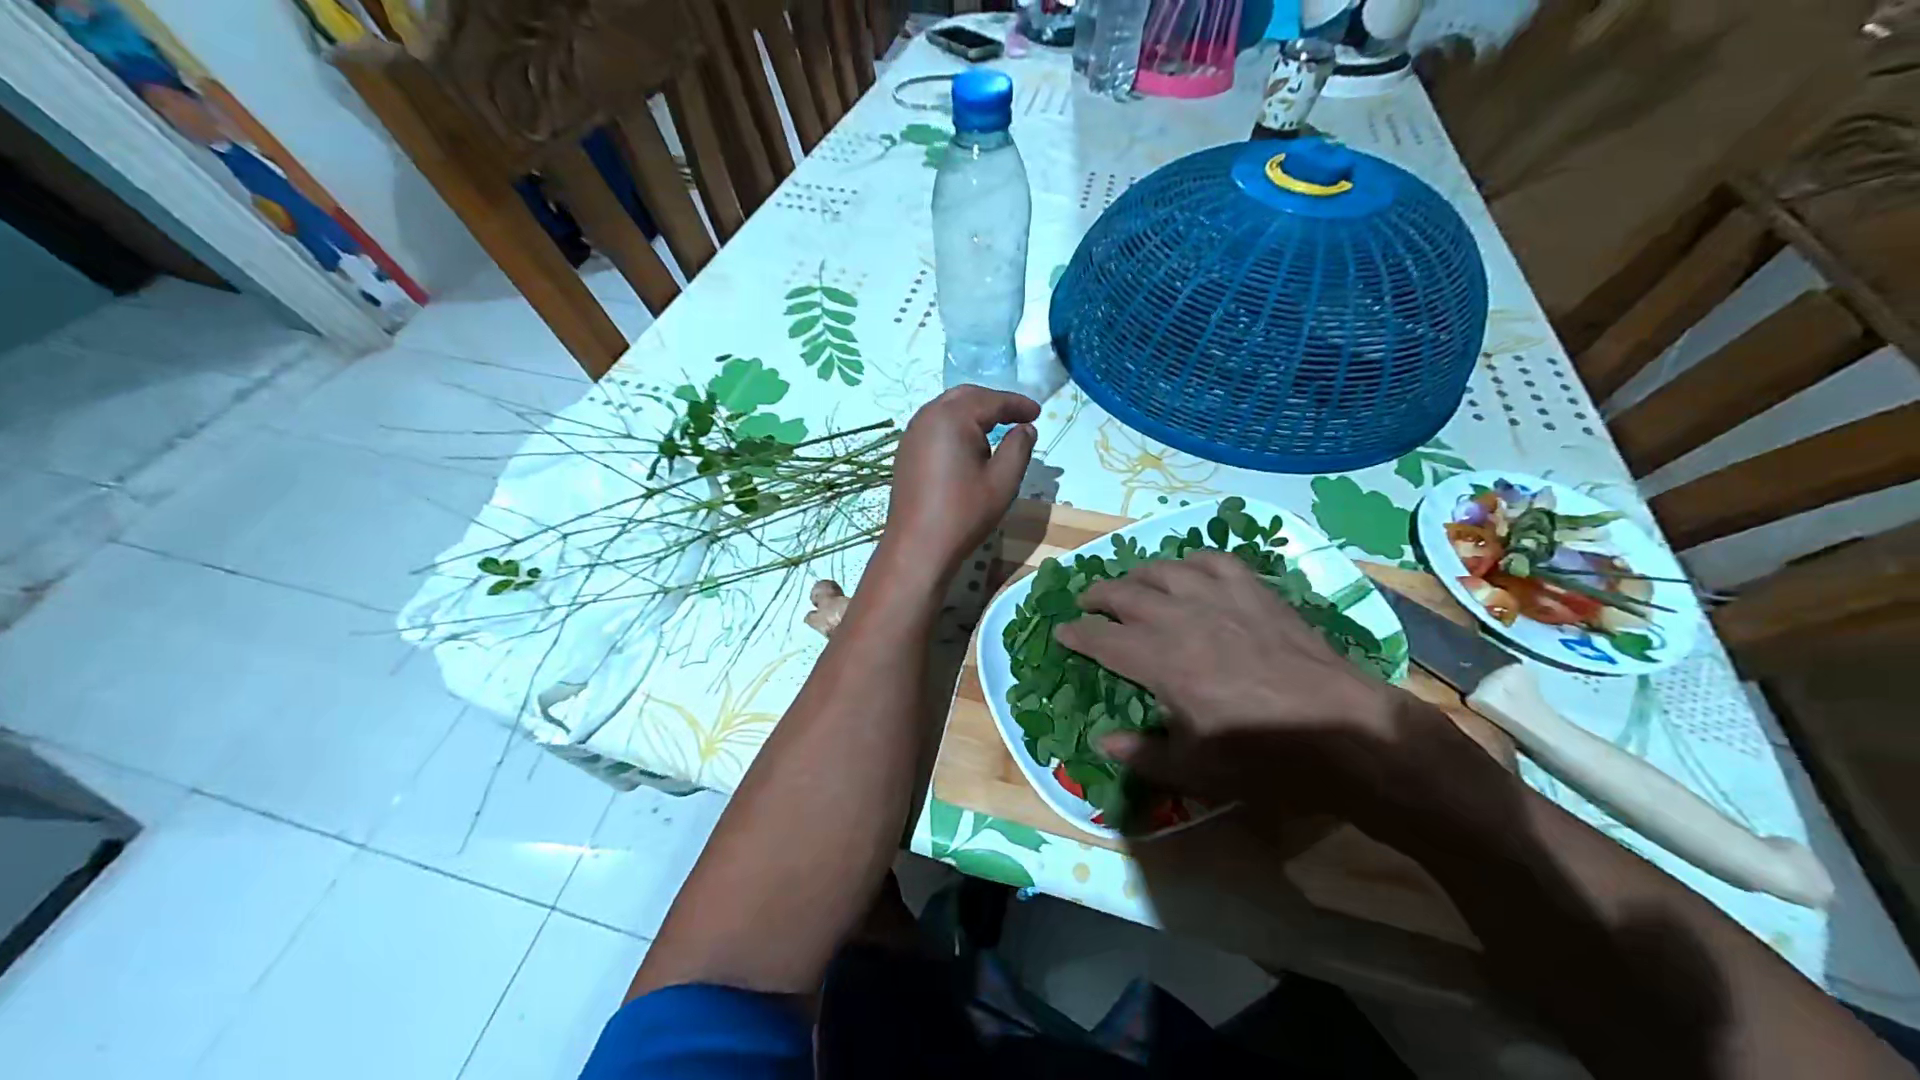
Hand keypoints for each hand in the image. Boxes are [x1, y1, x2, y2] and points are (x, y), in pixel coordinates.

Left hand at [880, 386, 1038, 575]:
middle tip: (1019, 415)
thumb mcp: (1003, 481)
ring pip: (947, 408)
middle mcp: (928, 416)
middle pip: (966, 396)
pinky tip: (969, 442)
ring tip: (997, 425)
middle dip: (994, 402)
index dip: (1017, 404)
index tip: (1038, 413)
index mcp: (952, 418)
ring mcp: (912, 433)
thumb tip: (1026, 428)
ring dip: (973, 412)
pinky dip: (955, 425)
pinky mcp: (906, 451)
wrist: (918, 546)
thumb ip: (1019, 447)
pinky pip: (934, 425)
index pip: (991, 400)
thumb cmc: (963, 513)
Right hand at [1056, 551, 1502, 842]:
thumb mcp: (1197, 771)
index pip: (1102, 638)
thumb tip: (1104, 742)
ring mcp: (1221, 599)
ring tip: (1130, 583)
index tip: (1061, 632)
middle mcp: (1182, 619)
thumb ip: (1143, 755)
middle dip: (1097, 596)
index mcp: (1160, 661)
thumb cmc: (1266, 759)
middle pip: (1125, 594)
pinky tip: (1188, 570)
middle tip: (1087, 603)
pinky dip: (1191, 561)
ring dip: (1138, 574)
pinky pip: (1214, 560)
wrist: (1346, 732)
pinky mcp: (1256, 592)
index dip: (1076, 634)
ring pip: (1164, 570)